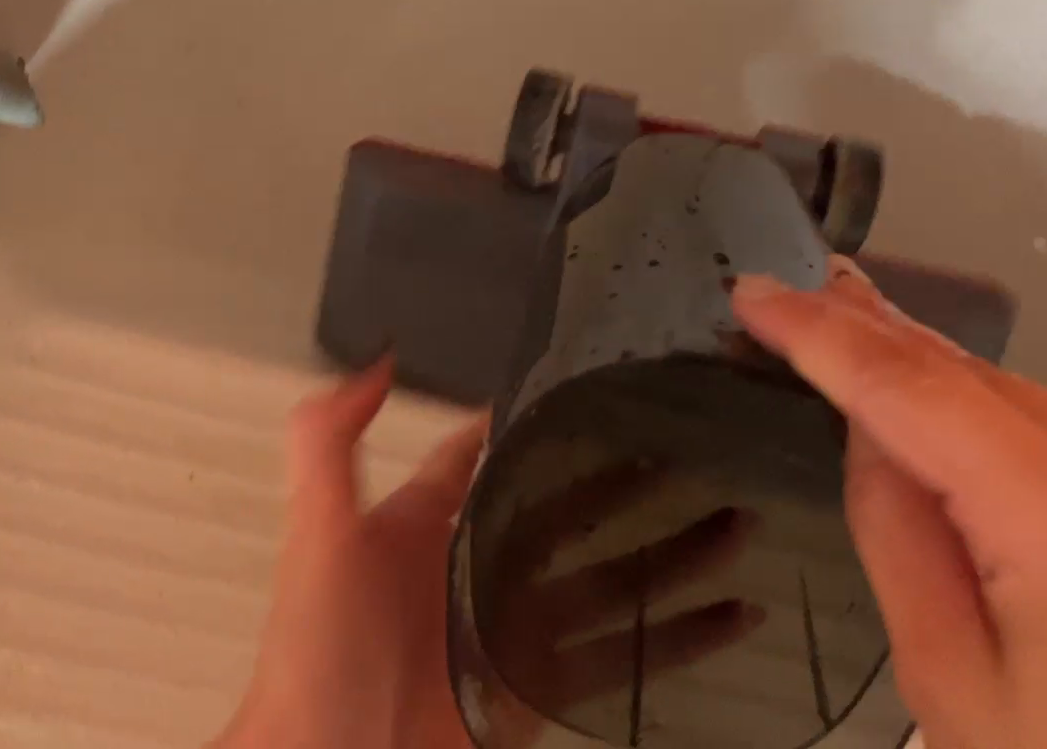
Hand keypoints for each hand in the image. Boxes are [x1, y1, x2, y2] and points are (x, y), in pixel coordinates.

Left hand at [211, 361, 762, 748]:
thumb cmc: (314, 645)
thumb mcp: (317, 524)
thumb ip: (330, 436)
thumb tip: (373, 362)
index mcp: (420, 519)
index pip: (472, 453)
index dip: (511, 421)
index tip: (567, 388)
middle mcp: (470, 562)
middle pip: (557, 507)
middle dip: (615, 481)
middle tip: (682, 450)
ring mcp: (509, 623)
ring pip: (604, 576)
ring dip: (664, 552)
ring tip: (732, 523)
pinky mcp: (539, 684)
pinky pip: (619, 653)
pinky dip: (678, 637)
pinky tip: (727, 618)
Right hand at [734, 257, 1046, 748]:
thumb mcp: (952, 676)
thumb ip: (896, 534)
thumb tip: (871, 430)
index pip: (908, 389)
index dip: (818, 331)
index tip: (752, 290)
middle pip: (973, 379)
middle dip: (873, 330)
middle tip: (799, 286)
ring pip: (1024, 401)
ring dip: (931, 370)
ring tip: (853, 321)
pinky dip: (991, 409)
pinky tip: (945, 394)